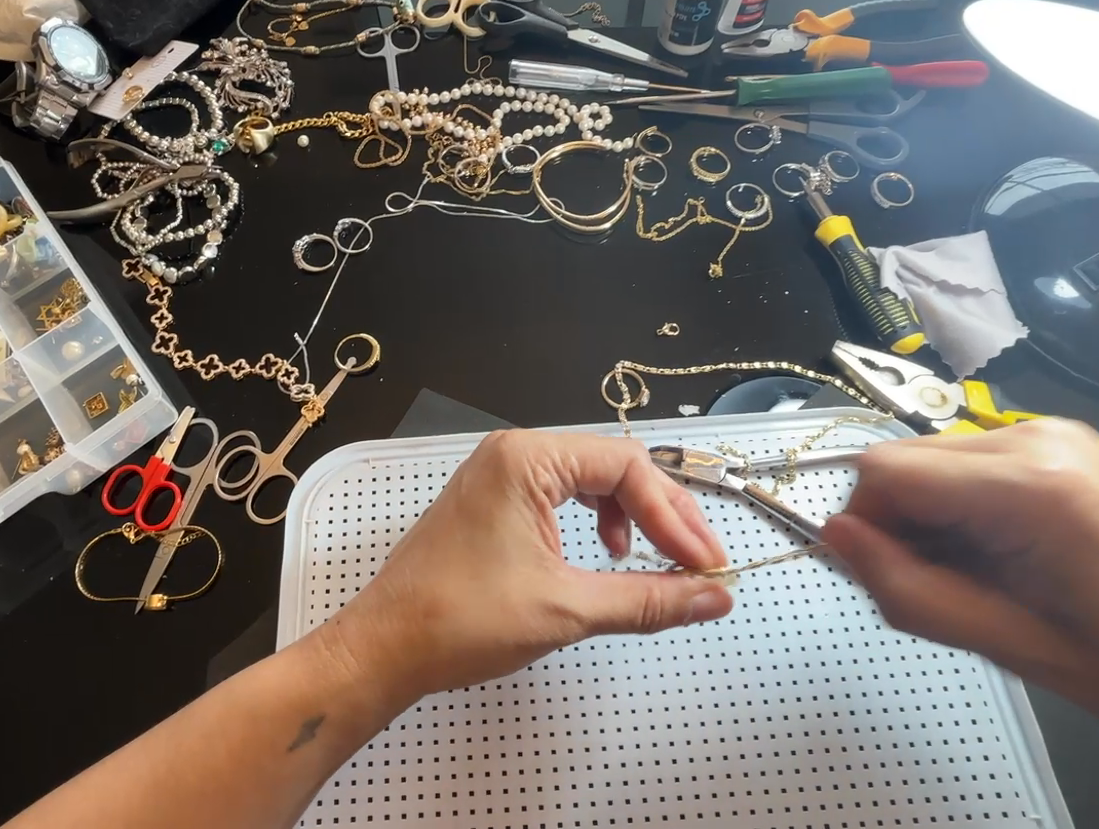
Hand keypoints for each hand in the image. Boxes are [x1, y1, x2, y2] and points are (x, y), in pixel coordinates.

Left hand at [325, 430, 733, 701]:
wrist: (386, 646)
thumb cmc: (461, 619)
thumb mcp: (566, 607)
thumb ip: (647, 598)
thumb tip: (712, 597)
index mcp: (528, 458)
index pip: (625, 466)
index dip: (673, 515)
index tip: (705, 564)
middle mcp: (514, 452)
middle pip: (611, 466)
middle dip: (659, 513)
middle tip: (697, 562)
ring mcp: (501, 473)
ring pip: (589, 479)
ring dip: (630, 515)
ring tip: (650, 559)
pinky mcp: (495, 499)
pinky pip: (561, 494)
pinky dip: (595, 520)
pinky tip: (604, 553)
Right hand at [821, 418, 1098, 771]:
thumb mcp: (1018, 650)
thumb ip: (910, 594)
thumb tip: (833, 537)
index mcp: (1032, 486)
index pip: (884, 471)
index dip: (864, 524)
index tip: (889, 579)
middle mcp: (1038, 438)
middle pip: (905, 460)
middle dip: (899, 522)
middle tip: (943, 590)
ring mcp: (1058, 434)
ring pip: (934, 459)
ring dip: (931, 515)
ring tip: (985, 577)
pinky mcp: (1069, 444)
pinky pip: (973, 461)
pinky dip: (963, 504)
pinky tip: (1008, 553)